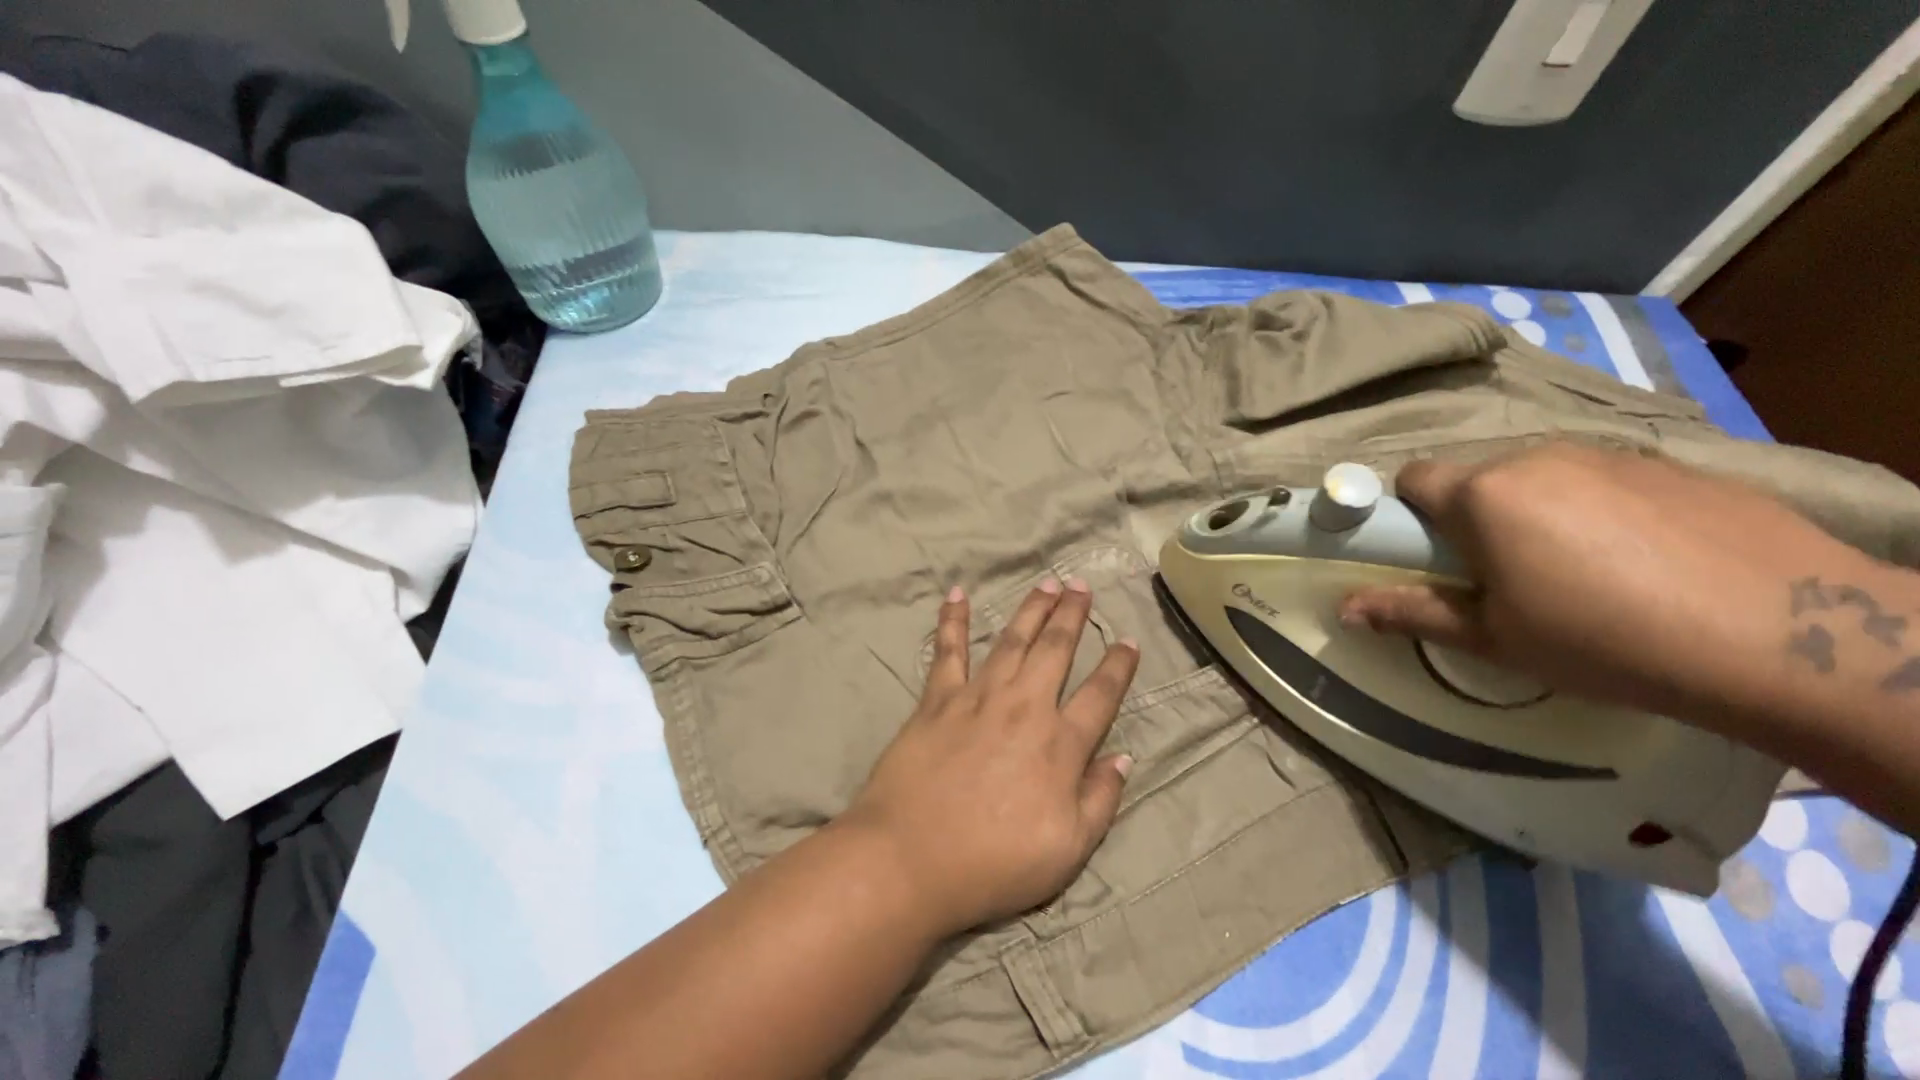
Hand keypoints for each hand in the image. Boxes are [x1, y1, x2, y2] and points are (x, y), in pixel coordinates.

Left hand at [839, 578, 1139, 936]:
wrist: (910, 859)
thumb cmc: (994, 864)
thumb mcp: (1068, 851)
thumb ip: (1100, 800)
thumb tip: (1123, 758)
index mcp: (1061, 745)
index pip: (1100, 695)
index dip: (1118, 666)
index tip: (1128, 641)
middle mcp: (1024, 708)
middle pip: (1055, 650)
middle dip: (1072, 615)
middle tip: (1083, 585)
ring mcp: (977, 699)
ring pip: (1011, 641)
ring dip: (1031, 609)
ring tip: (1047, 583)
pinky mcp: (935, 701)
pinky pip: (947, 651)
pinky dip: (951, 621)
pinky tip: (955, 595)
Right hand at [1338, 442, 1879, 721]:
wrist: (1782, 634)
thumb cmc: (1607, 641)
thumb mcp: (1497, 639)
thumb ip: (1414, 612)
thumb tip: (1344, 607)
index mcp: (1485, 495)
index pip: (1413, 478)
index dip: (1408, 517)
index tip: (1431, 559)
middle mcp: (1538, 457)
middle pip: (1478, 478)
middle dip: (1473, 519)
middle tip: (1505, 580)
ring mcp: (1610, 455)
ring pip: (1542, 478)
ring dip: (1536, 514)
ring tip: (1582, 576)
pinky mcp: (1671, 465)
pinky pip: (1603, 482)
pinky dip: (1598, 513)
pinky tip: (1641, 565)